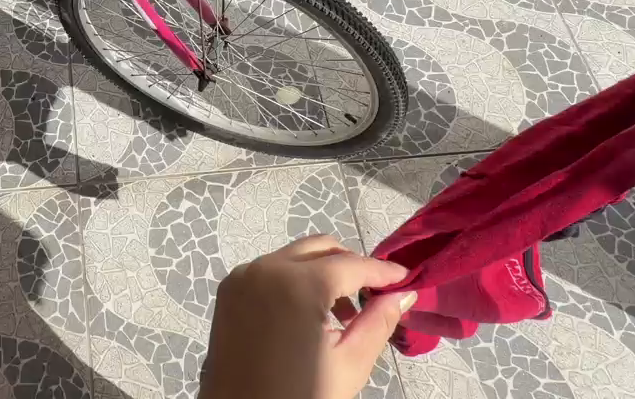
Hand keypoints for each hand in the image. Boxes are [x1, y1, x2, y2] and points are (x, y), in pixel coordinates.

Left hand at [198, 234, 413, 398]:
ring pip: (293, 256)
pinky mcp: (229, 287)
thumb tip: (403, 293)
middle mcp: (266, 267)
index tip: (406, 278)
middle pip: (319, 249)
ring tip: (344, 315)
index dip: (381, 270)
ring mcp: (243, 274)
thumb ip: (378, 322)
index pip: (350, 264)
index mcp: (297, 284)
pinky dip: (294, 281)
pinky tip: (308, 316)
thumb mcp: (349, 363)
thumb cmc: (302, 396)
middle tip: (374, 296)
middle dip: (351, 265)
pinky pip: (270, 270)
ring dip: (323, 273)